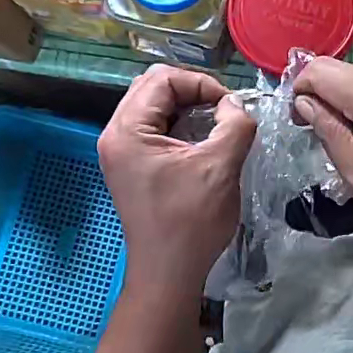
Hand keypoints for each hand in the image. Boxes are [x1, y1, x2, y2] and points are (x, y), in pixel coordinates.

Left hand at [98, 65, 255, 290]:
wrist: (168, 273)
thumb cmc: (191, 222)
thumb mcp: (220, 168)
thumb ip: (234, 125)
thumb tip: (236, 105)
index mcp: (127, 131)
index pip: (162, 79)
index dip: (201, 83)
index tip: (231, 105)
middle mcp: (115, 135)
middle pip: (153, 87)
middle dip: (193, 91)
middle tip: (224, 109)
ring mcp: (120, 151)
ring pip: (153, 106)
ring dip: (187, 107)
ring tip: (216, 123)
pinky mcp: (131, 166)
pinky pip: (154, 128)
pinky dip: (180, 124)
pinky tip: (202, 140)